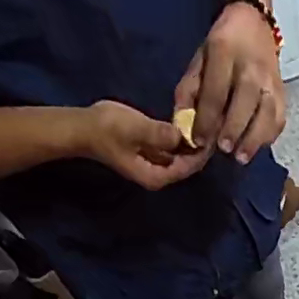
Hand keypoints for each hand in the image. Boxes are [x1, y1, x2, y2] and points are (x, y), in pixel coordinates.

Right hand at [76, 100, 207, 189]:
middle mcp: (159, 175)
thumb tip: (183, 135)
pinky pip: (172, 147)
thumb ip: (162, 134)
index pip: (188, 167)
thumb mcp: (136, 129)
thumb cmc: (107, 130)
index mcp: (157, 176)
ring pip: (181, 155)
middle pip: (187, 163)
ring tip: (207, 122)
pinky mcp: (150, 152)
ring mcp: (155, 164)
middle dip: (200, 146)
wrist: (83, 128)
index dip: (202, 151)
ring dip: (192, 141)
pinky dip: (181, 137)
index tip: (215, 132)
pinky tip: (190, 121)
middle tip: (216, 125)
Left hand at [173, 2, 285, 163]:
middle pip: (245, 101)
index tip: (199, 142)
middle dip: (233, 128)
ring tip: (241, 157)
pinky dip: (268, 135)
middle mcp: (251, 66)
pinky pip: (279, 118)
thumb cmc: (221, 45)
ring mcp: (271, 79)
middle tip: (223, 150)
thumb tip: (182, 127)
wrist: (253, 22)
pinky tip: (256, 146)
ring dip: (254, 138)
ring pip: (267, 112)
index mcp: (225, 52)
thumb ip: (189, 92)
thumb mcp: (199, 60)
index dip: (207, 119)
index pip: (216, 91)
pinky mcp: (282, 91)